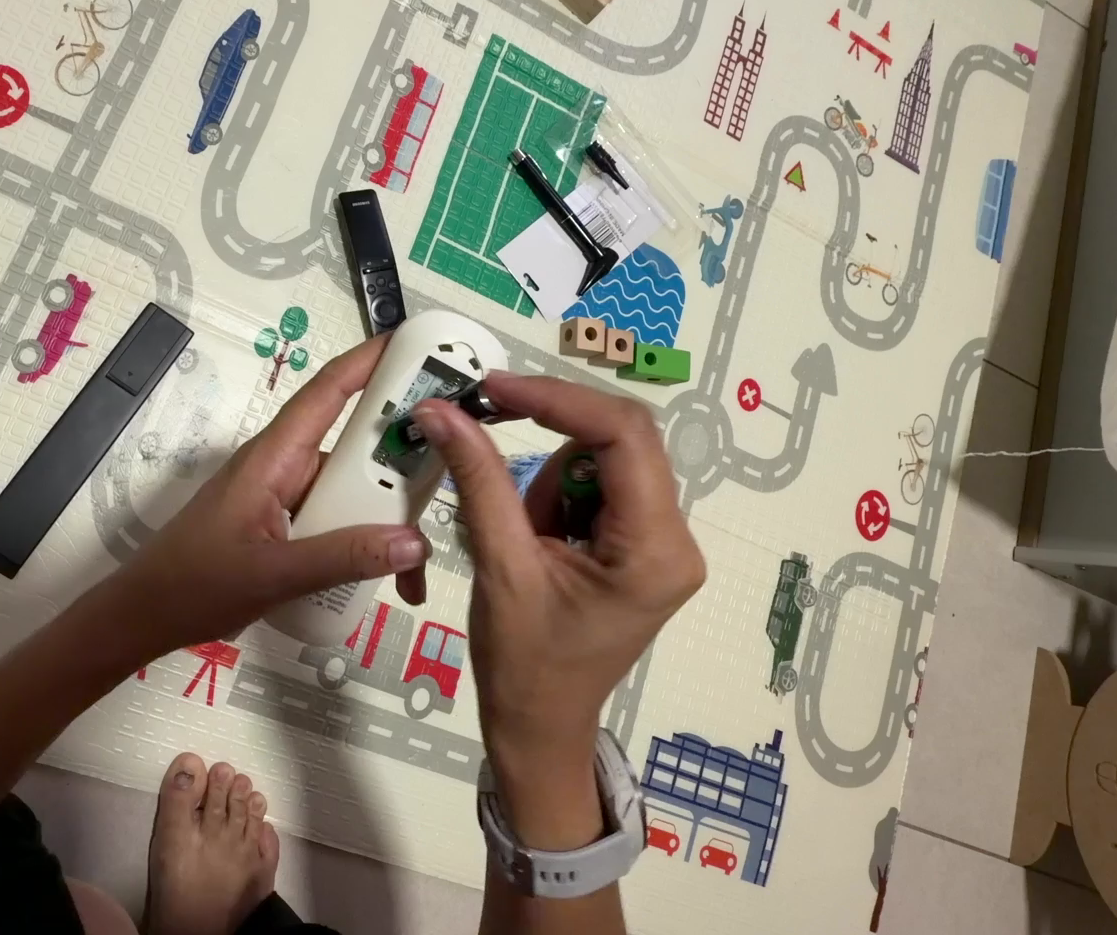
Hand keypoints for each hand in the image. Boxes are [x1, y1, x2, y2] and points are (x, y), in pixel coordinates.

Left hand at [107, 335, 430, 658]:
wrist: (146, 617)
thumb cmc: (195, 584)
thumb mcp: (273, 573)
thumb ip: (343, 557)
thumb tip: (415, 542)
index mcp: (275, 457)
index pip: (328, 392)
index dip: (370, 361)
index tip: (418, 345)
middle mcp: (286, 468)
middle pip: (353, 446)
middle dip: (400, 460)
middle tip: (449, 479)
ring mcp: (287, 498)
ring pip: (350, 490)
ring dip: (385, 518)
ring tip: (417, 562)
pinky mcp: (287, 527)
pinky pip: (337, 522)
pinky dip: (364, 544)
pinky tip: (386, 579)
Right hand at [413, 375, 702, 846]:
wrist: (538, 727)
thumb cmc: (522, 664)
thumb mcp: (499, 565)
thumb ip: (477, 479)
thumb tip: (442, 410)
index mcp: (655, 548)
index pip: (622, 436)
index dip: (557, 399)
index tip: (493, 388)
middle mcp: (674, 536)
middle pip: (617, 441)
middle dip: (549, 436)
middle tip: (488, 432)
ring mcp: (660, 541)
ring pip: (600, 460)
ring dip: (546, 480)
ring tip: (521, 540)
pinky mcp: (638, 545)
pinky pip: (595, 486)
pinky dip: (552, 496)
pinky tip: (535, 542)